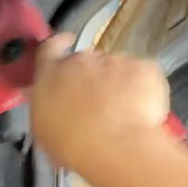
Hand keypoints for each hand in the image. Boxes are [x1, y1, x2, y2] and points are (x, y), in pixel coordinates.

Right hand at [30, 33, 173, 174]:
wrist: (114, 146)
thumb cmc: (70, 144)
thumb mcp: (43, 127)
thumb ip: (47, 104)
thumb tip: (54, 102)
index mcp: (50, 73)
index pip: (50, 48)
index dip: (59, 43)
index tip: (66, 41)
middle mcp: (80, 60)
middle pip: (87, 60)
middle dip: (93, 75)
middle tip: (99, 100)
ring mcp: (114, 60)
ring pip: (117, 67)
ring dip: (119, 82)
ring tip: (124, 110)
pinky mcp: (144, 67)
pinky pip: (144, 74)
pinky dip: (144, 87)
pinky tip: (143, 109)